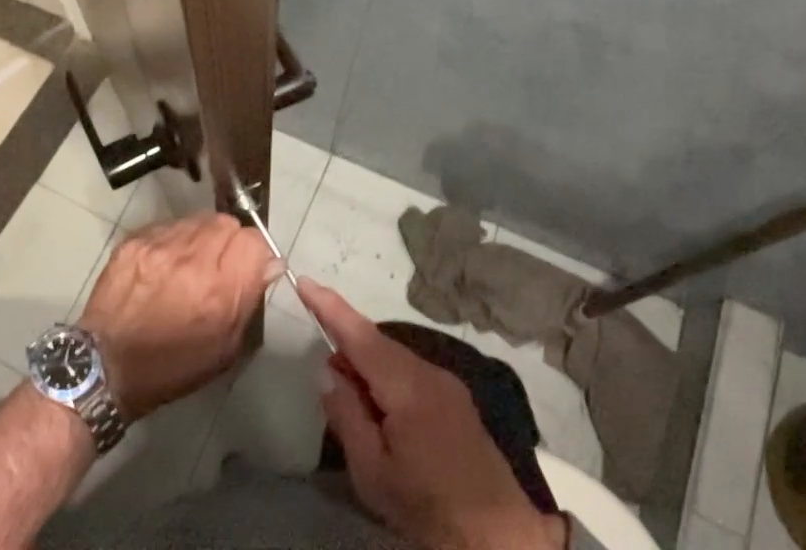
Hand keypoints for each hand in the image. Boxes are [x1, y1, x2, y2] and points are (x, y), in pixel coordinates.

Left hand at [76, 213, 277, 419]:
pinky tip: (167, 262)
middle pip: (227, 224)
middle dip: (230, 242)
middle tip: (220, 264)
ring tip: (192, 262)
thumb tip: (269, 265)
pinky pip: (168, 226)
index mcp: (220, 290)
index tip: (249, 267)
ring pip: (197, 220)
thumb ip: (249, 300)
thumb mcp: (225, 348)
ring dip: (203, 237)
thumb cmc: (173, 366)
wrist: (108, 363)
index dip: (255, 253)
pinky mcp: (134, 240)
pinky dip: (175, 239)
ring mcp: (159, 245)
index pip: (253, 241)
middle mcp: (191, 259)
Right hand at [298, 279, 566, 549]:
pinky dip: (386, 379)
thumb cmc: (428, 505)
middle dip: (346, 346)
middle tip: (326, 379)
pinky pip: (410, 373)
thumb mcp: (372, 471)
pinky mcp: (458, 402)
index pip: (361, 335)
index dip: (330, 308)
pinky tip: (379, 408)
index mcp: (408, 387)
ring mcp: (450, 386)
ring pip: (394, 359)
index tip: (305, 282)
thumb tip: (329, 374)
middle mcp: (432, 374)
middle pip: (378, 344)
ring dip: (367, 366)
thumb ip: (346, 416)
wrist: (500, 538)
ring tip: (350, 401)